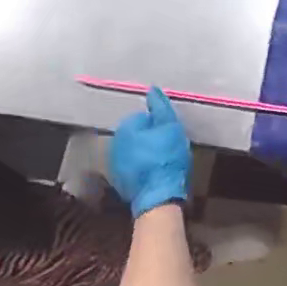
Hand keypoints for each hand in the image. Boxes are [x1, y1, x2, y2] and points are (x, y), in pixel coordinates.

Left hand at [109, 87, 191, 216]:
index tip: (170, 135)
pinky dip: (141, 169)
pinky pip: (132, 168)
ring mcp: (115, 164)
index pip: (144, 118)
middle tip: (168, 148)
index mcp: (127, 127)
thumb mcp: (171, 128)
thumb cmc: (167, 158)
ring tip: (162, 162)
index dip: (160, 125)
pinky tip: (154, 175)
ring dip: (144, 153)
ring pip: (133, 151)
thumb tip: (152, 89)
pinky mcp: (119, 182)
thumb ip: (160, 108)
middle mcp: (115, 143)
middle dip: (150, 138)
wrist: (159, 196)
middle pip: (137, 134)